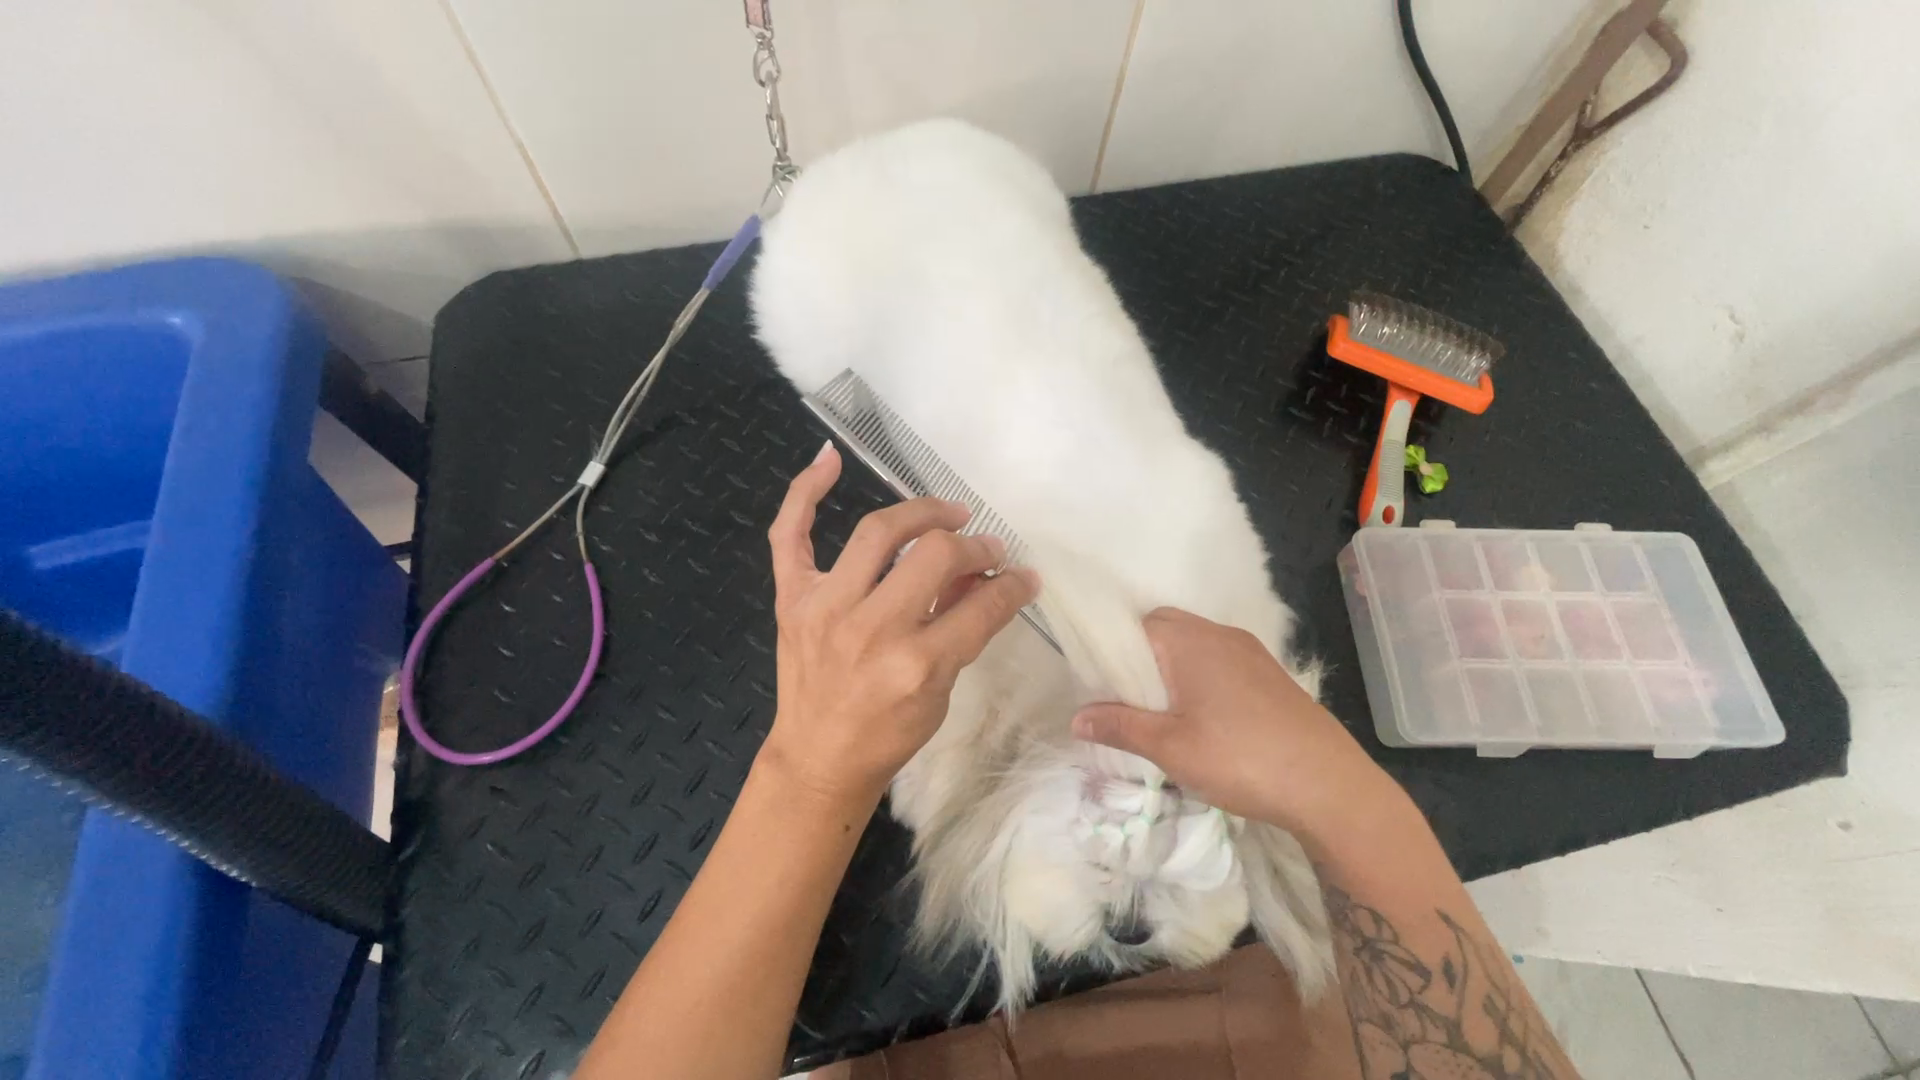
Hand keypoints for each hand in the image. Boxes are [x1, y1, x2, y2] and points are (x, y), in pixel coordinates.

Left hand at [759, 442, 1039, 805]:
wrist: (818, 759)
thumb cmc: (887, 734)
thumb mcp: (941, 693)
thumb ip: (962, 631)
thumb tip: (987, 578)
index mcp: (917, 664)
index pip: (982, 605)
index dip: (1012, 584)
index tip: (1024, 574)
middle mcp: (871, 630)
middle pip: (935, 556)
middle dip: (973, 545)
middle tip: (984, 546)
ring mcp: (826, 609)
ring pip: (878, 533)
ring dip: (922, 512)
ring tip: (947, 514)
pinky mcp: (792, 600)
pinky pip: (790, 535)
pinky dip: (805, 492)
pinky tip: (830, 458)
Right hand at [1071, 608, 1396, 836]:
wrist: (1329, 786)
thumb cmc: (1240, 759)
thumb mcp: (1170, 748)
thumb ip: (1120, 726)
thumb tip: (1076, 718)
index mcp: (1190, 642)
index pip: (1136, 625)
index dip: (1112, 650)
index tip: (1098, 685)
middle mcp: (1219, 634)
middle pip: (1165, 628)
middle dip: (1141, 656)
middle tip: (1126, 700)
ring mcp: (1250, 652)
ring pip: (1194, 644)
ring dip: (1172, 666)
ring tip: (1160, 711)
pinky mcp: (1270, 674)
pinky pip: (1219, 660)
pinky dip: (1199, 676)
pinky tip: (1200, 716)